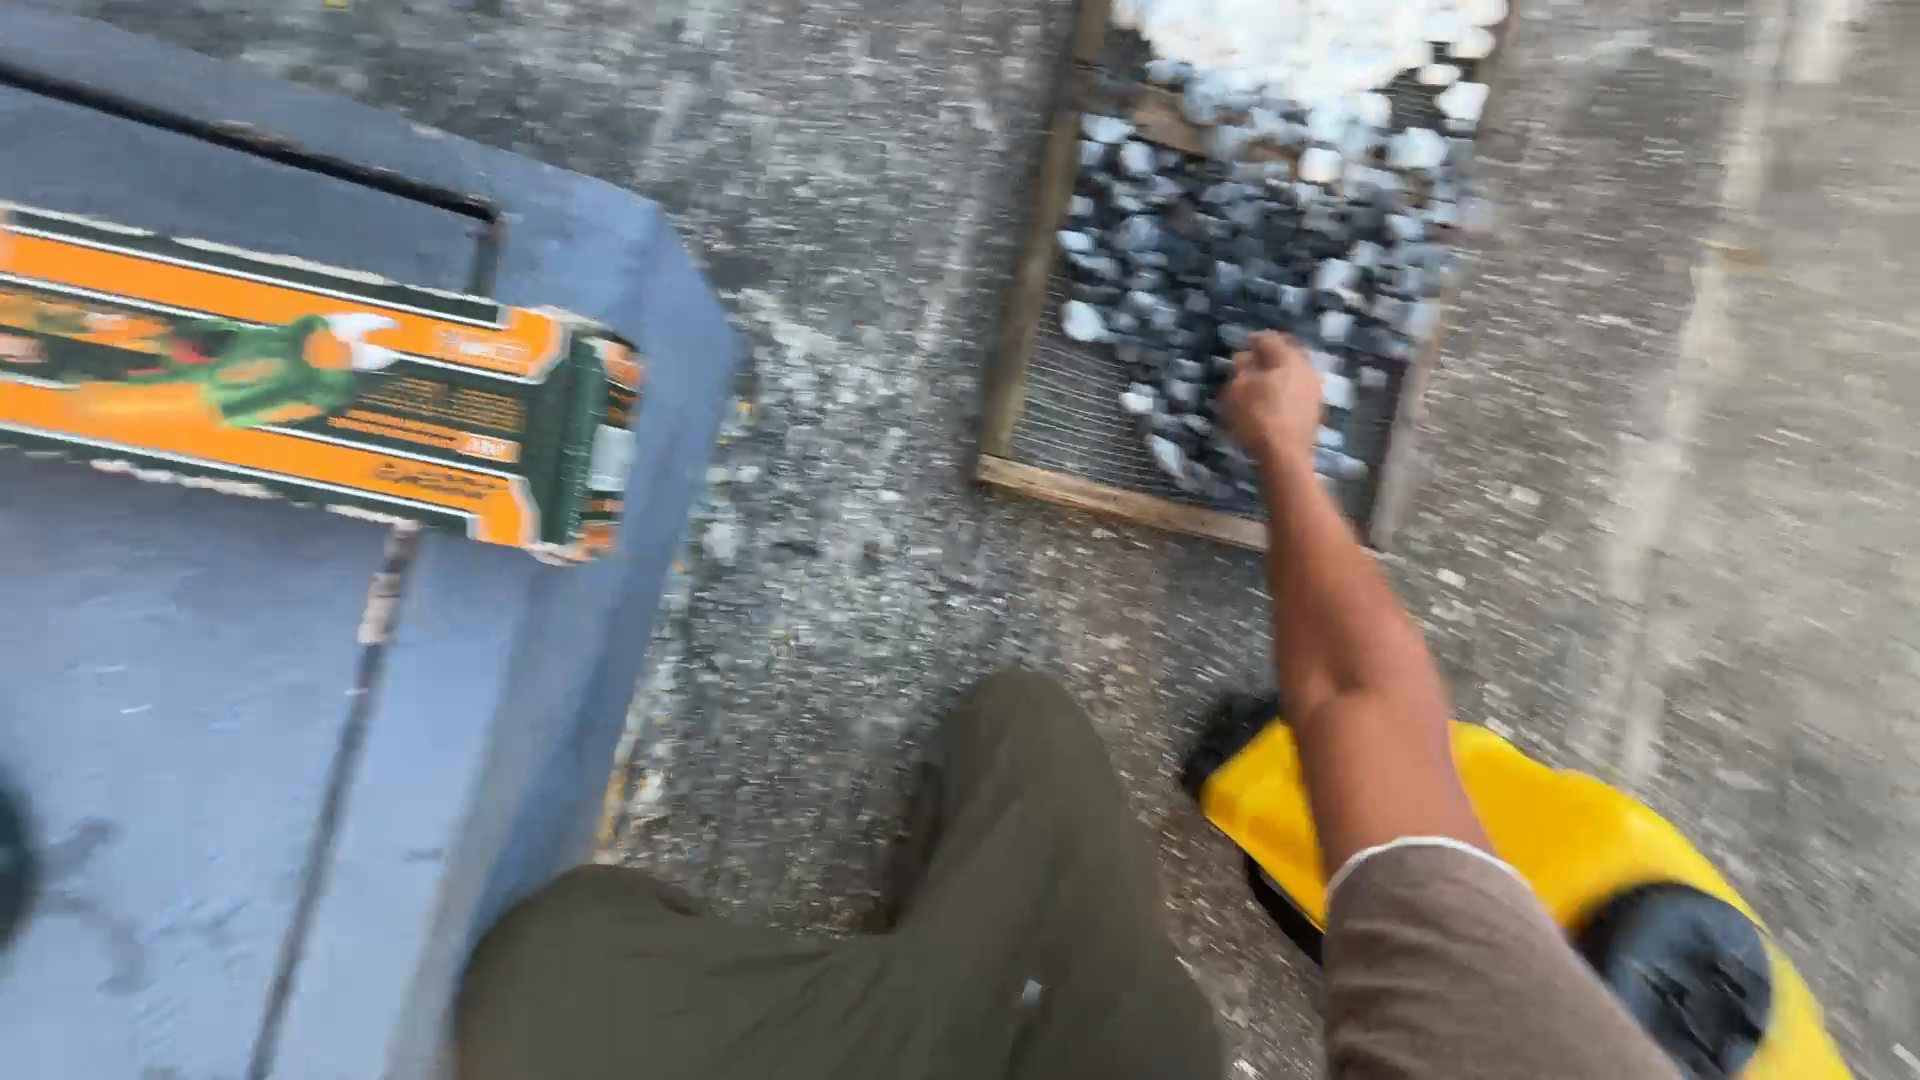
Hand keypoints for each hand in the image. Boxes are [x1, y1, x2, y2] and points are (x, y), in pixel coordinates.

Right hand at [1222, 331, 1321, 465]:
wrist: (1285, 454)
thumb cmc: (1257, 418)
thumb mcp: (1237, 391)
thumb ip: (1241, 370)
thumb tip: (1245, 357)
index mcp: (1288, 358)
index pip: (1270, 340)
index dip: (1254, 340)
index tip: (1242, 344)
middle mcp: (1306, 367)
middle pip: (1288, 352)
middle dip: (1270, 354)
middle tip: (1253, 360)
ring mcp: (1314, 388)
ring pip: (1295, 370)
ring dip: (1279, 371)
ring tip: (1262, 381)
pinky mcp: (1315, 407)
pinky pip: (1298, 387)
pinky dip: (1286, 386)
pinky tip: (1274, 397)